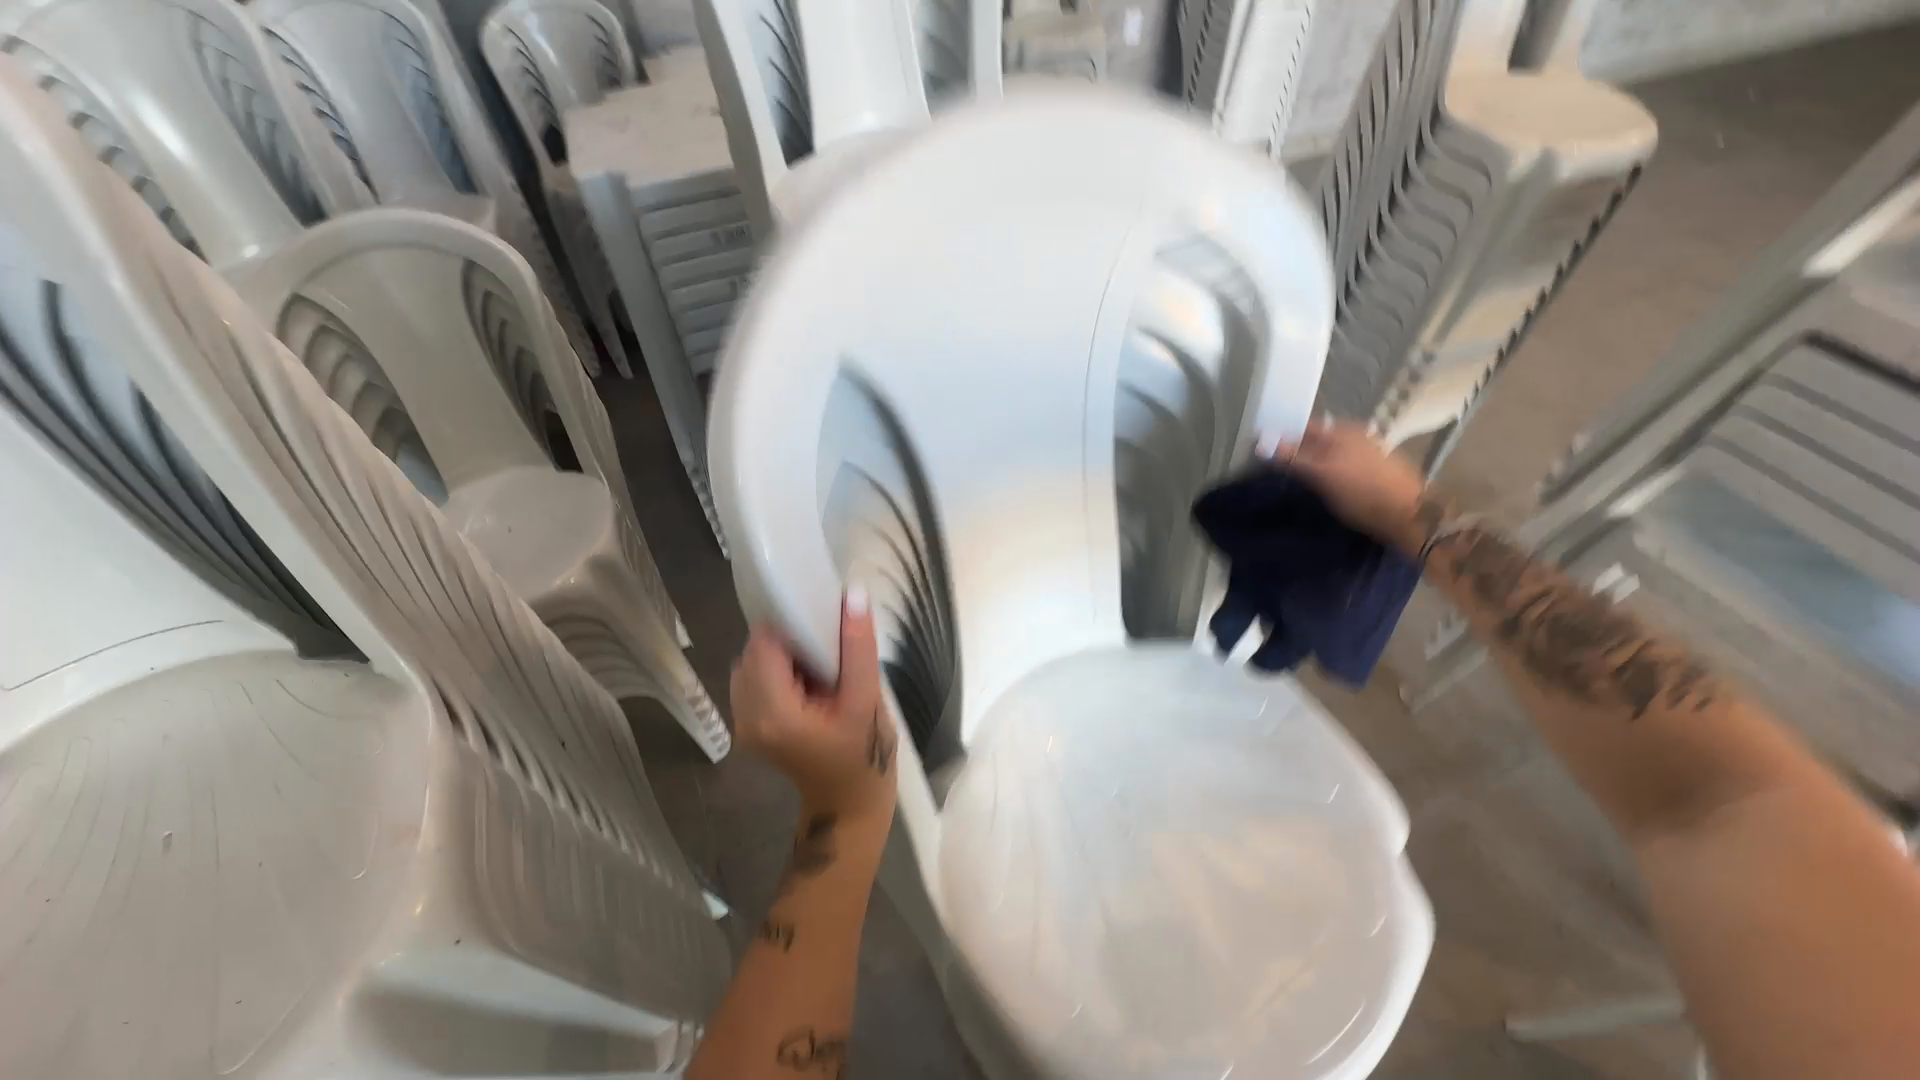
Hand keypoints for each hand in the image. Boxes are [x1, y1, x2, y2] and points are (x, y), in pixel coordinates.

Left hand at [730, 590, 897, 819]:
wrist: (850, 806)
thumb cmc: (864, 757)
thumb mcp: (867, 700)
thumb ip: (857, 646)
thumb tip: (853, 594)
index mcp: (773, 713)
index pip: (764, 644)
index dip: (790, 625)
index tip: (821, 619)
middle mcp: (746, 717)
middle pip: (754, 652)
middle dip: (788, 641)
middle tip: (828, 646)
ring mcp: (743, 724)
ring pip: (751, 665)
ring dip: (782, 656)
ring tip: (820, 666)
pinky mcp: (748, 726)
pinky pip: (754, 681)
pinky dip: (778, 673)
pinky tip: (809, 683)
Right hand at [1272, 420, 1428, 555]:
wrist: (1410, 516)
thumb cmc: (1362, 494)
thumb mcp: (1322, 475)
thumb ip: (1293, 457)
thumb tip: (1262, 441)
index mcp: (1343, 431)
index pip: (1304, 428)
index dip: (1283, 439)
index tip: (1264, 455)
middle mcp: (1356, 436)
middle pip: (1318, 440)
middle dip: (1298, 451)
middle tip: (1277, 472)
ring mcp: (1369, 452)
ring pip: (1331, 453)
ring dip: (1314, 463)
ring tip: (1298, 482)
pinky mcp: (1376, 470)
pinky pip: (1343, 465)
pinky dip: (1330, 472)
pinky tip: (1325, 487)